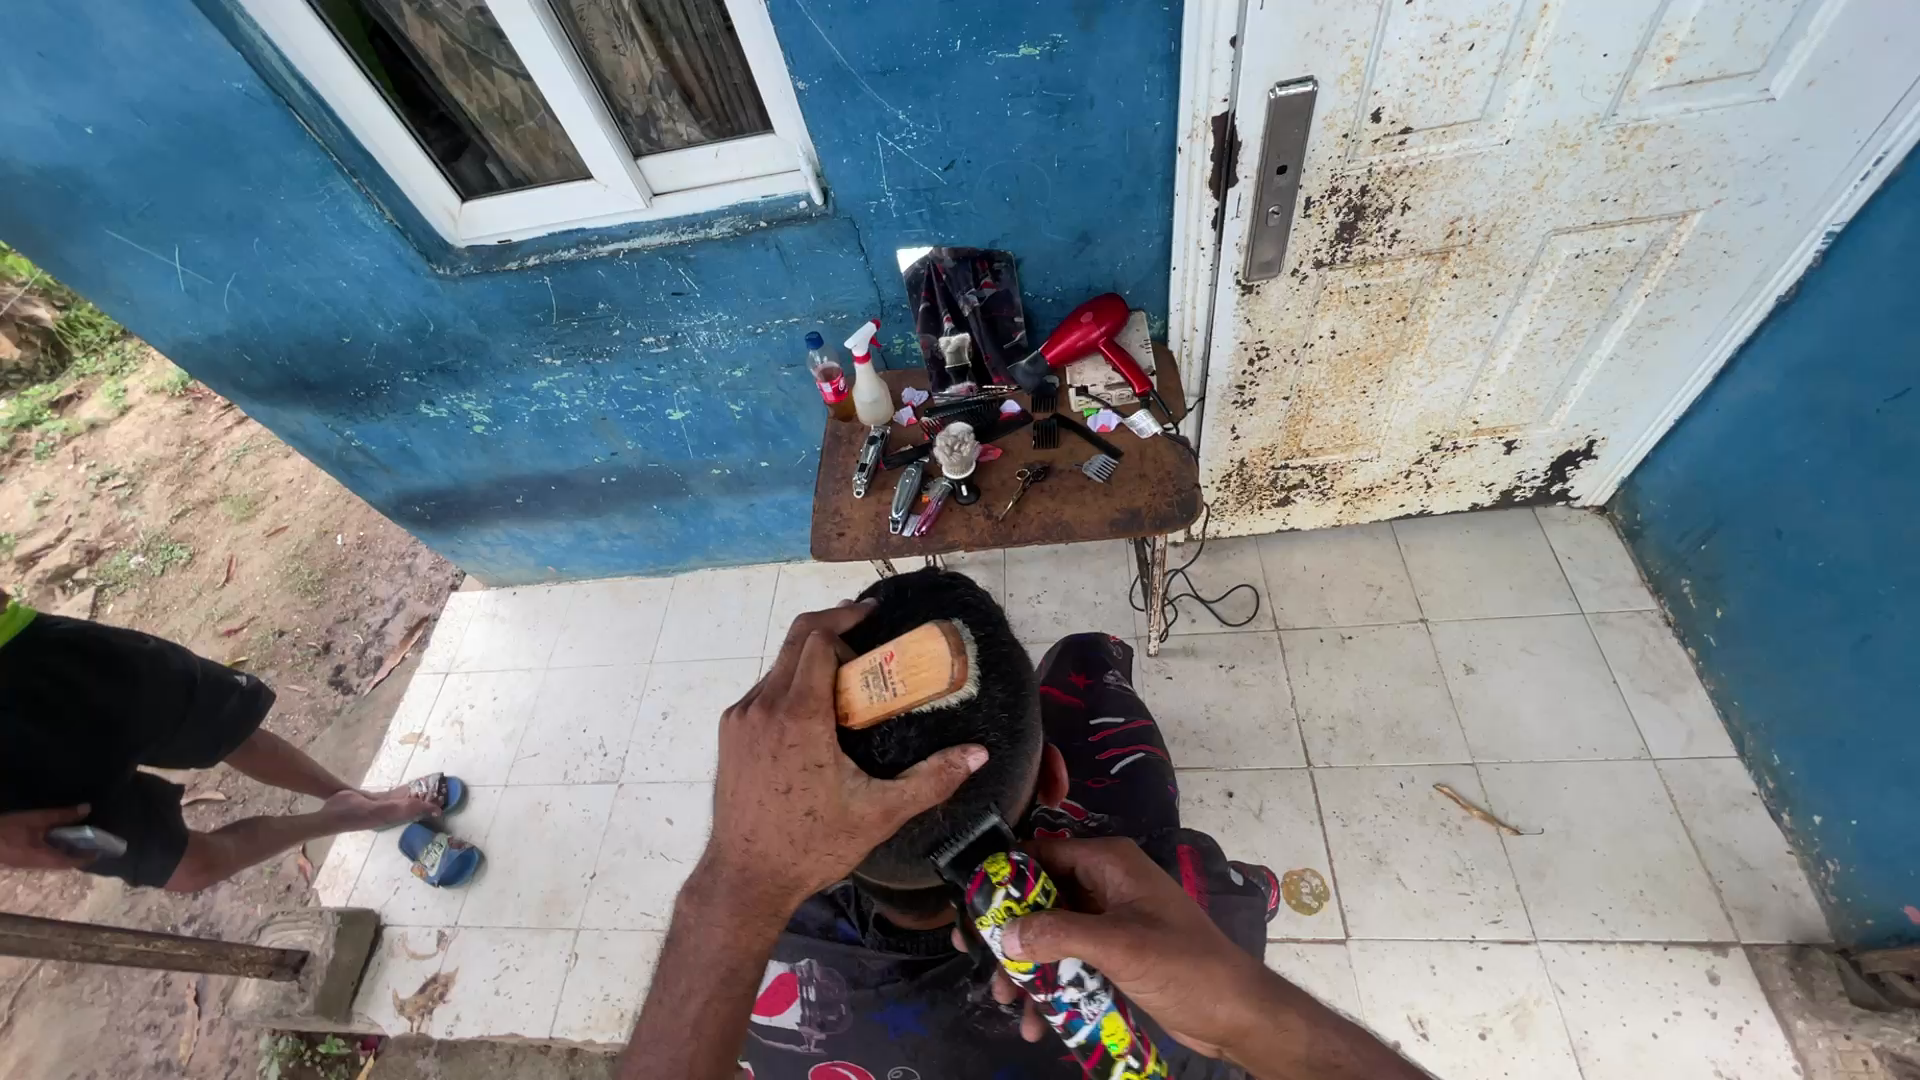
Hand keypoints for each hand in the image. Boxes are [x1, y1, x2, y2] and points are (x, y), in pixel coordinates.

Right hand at [0, 805, 95, 869]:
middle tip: (92, 842)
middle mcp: (32, 865)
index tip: (102, 850)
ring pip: (47, 861)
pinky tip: (52, 839)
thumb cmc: (3, 831)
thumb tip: (87, 809)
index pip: (70, 863)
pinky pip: (37, 858)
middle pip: (60, 863)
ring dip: (63, 852)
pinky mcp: (11, 860)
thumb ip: (62, 815)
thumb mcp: (36, 819)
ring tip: (78, 839)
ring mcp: (20, 864)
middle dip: (76, 854)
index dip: (86, 858)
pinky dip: (50, 850)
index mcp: (41, 858)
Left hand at [698, 601, 988, 917]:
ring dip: (813, 658)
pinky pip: (765, 689)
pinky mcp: (730, 733)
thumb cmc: (812, 845)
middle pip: (797, 640)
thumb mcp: (880, 813)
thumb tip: (978, 755)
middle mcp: (763, 706)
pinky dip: (793, 683)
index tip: (872, 617)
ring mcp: (741, 718)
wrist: (744, 879)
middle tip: (866, 630)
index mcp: (798, 715)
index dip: (845, 620)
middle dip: (833, 627)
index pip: (818, 639)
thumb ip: (932, 780)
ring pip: (780, 665)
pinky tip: (817, 711)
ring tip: (848, 676)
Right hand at [967, 836, 1274, 1057]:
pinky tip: (1039, 1022)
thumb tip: (1006, 935)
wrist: (1237, 1013)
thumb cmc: (1182, 963)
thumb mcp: (1118, 945)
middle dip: (1013, 934)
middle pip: (1042, 898)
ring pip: (1053, 934)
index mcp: (1108, 862)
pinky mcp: (1114, 953)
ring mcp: (1109, 920)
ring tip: (1008, 1003)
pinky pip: (1071, 960)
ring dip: (1029, 968)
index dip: (1006, 877)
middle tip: (978, 961)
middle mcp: (1104, 883)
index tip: (973, 907)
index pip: (1043, 854)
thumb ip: (1059, 934)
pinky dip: (1053, 985)